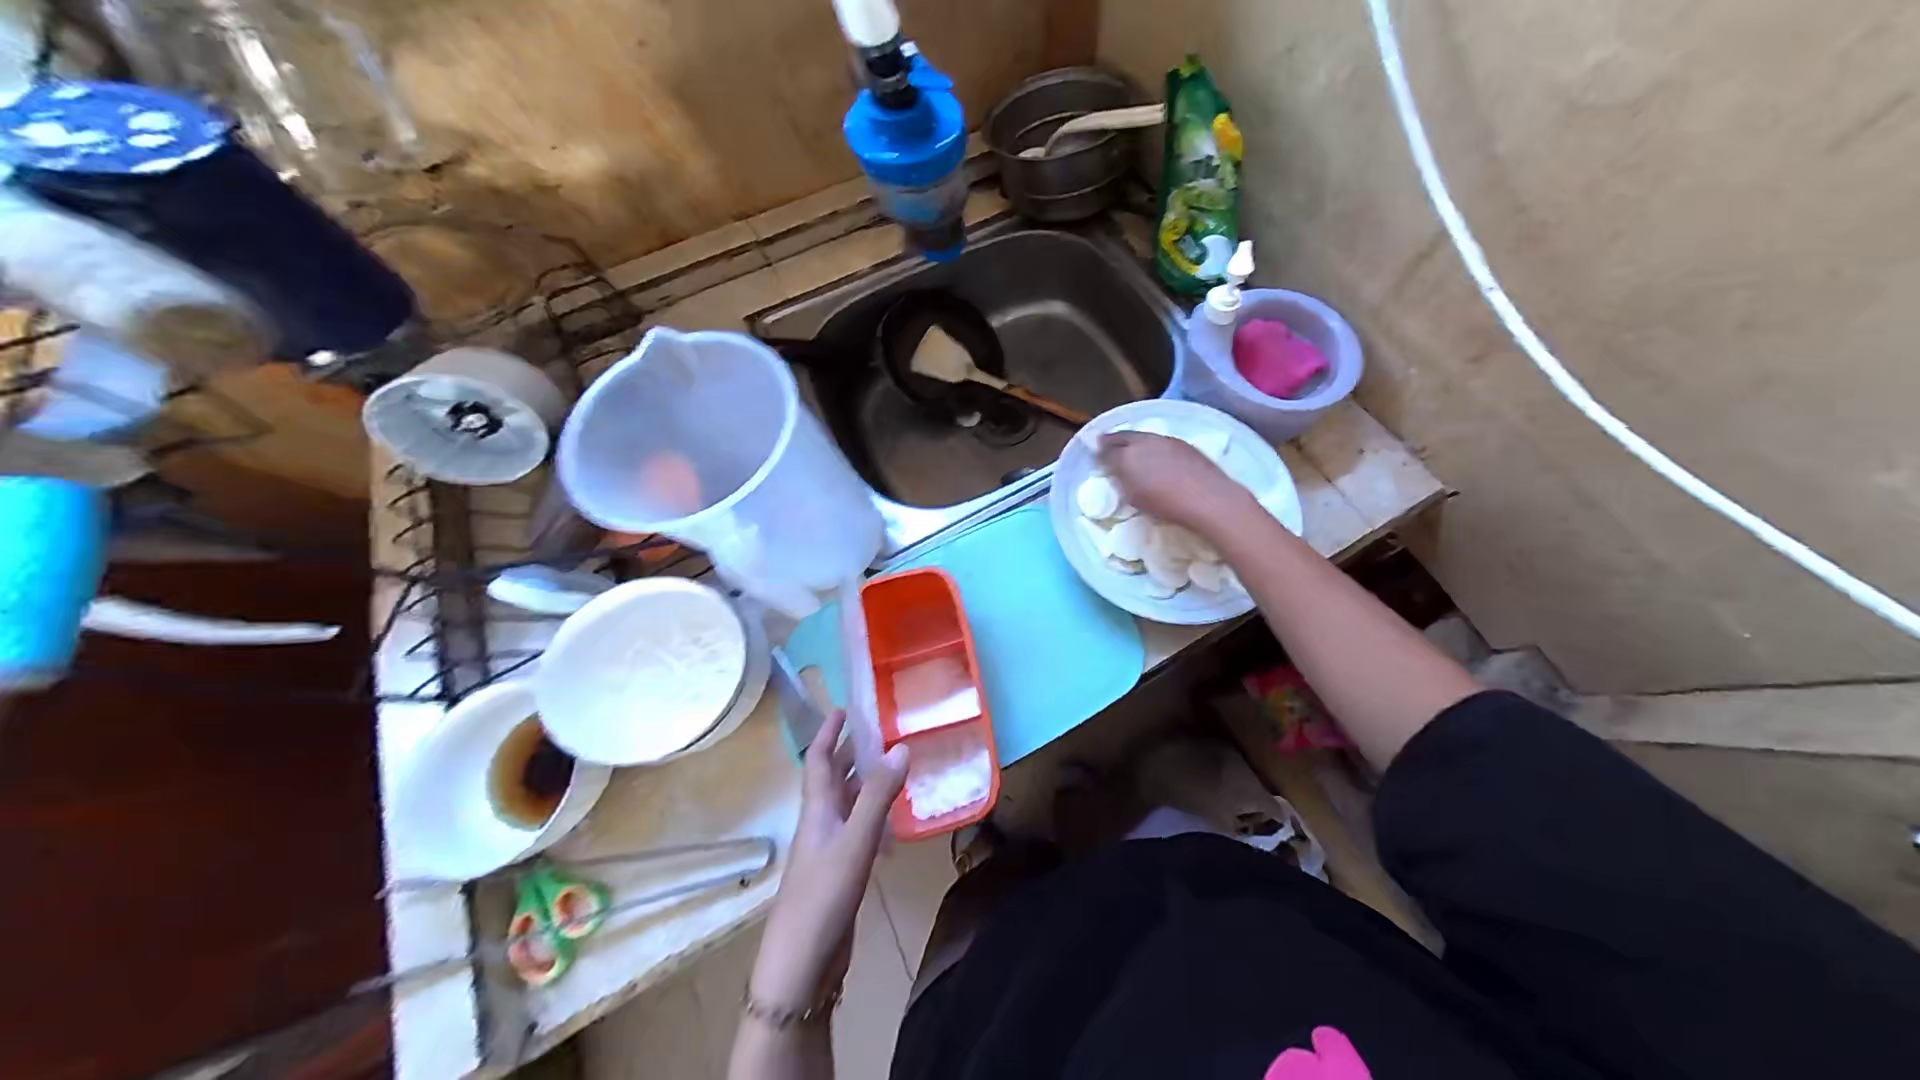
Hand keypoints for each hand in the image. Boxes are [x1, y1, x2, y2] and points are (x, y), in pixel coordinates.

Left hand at [750, 710, 908, 1011]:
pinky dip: (875, 821)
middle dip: (850, 754)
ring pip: (848, 806)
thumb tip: (900, 747)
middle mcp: (820, 823)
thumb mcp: (855, 841)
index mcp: (817, 809)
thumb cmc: (824, 895)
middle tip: (876, 732)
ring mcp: (829, 850)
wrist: (802, 962)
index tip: (843, 708)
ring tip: (893, 770)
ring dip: (866, 785)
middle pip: (833, 779)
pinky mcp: (840, 874)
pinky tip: (895, 828)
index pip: (817, 759)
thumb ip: (878, 796)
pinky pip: (859, 833)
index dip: (828, 733)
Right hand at [1097, 431, 1257, 536]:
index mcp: (1127, 455)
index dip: (1099, 451)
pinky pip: (1161, 442)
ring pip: (1144, 437)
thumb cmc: (1166, 505)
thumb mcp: (1134, 497)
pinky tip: (1156, 457)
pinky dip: (1153, 447)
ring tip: (1132, 451)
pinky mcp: (1185, 445)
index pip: (1106, 449)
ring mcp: (1167, 440)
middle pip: (1124, 436)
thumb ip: (1122, 479)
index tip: (1095, 453)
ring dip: (1135, 442)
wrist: (1209, 499)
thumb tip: (1117, 470)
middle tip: (1106, 444)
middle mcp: (1145, 441)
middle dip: (1113, 440)